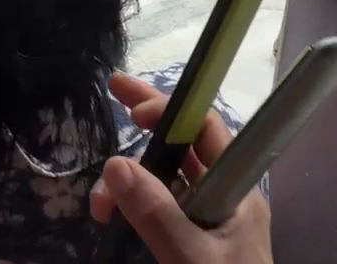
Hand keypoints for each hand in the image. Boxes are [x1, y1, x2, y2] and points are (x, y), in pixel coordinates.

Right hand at [89, 74, 272, 263]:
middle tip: (111, 90)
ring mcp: (205, 221)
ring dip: (129, 177)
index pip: (207, 128)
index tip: (131, 109)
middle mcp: (223, 197)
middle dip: (147, 118)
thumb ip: (158, 215)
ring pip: (164, 177)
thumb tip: (114, 163)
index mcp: (237, 191)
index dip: (171, 110)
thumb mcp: (193, 262)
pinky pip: (158, 207)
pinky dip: (132, 203)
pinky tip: (111, 216)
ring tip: (99, 205)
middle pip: (184, 143)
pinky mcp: (188, 244)